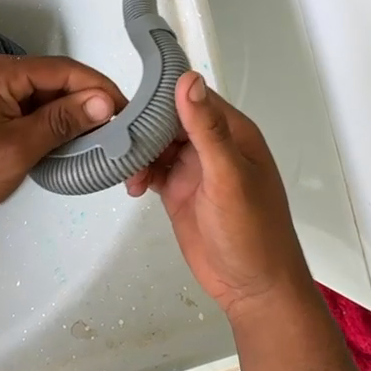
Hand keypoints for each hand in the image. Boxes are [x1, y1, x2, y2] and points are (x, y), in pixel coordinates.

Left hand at [0, 55, 118, 227]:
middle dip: (86, 102)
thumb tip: (104, 101)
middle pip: (54, 80)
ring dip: (69, 115)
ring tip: (98, 140)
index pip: (64, 69)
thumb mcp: (19, 148)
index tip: (127, 111)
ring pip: (42, 97)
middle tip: (117, 130)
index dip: (98, 88)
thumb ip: (62, 121)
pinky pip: (27, 109)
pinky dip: (48, 124)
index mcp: (1, 73)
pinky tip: (65, 143)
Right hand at [126, 73, 313, 317]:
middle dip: (142, 125)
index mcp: (231, 133)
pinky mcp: (178, 190)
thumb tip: (188, 80)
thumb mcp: (228, 176)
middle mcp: (211, 145)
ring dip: (136, 150)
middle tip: (116, 137)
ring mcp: (194, 168)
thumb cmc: (252, 232)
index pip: (192, 97)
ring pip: (155, 143)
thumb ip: (207, 129)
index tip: (130, 98)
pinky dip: (137, 172)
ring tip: (123, 166)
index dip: (161, 94)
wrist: (253, 290)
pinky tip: (131, 185)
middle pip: (168, 119)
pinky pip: (151, 169)